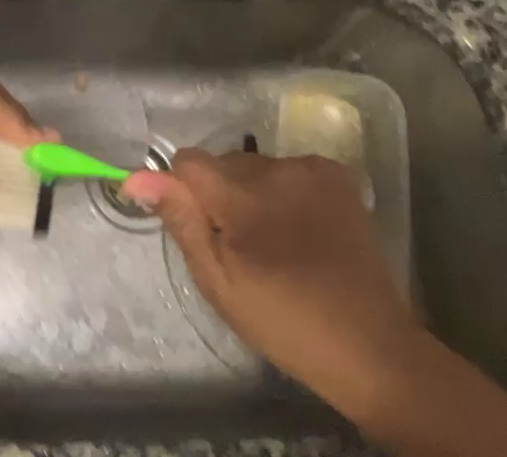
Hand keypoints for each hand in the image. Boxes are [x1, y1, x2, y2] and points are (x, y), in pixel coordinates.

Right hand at [122, 150, 421, 389]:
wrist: (368, 344)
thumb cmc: (283, 320)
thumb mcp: (218, 282)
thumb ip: (181, 220)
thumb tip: (137, 176)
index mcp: (243, 198)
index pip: (188, 161)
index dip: (182, 191)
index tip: (199, 228)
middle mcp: (277, 170)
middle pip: (222, 162)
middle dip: (219, 194)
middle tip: (239, 246)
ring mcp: (312, 170)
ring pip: (255, 166)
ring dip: (251, 193)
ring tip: (272, 242)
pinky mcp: (337, 176)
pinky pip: (287, 170)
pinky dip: (283, 192)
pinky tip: (298, 229)